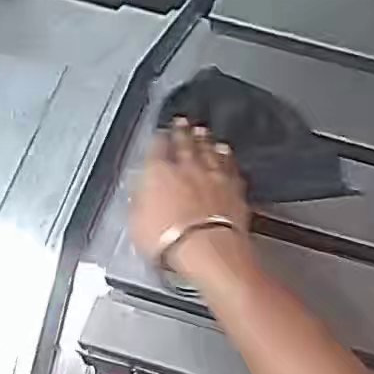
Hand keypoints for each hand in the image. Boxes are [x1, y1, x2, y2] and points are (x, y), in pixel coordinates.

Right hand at [129, 119, 252, 274]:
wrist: (208, 251)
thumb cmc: (170, 242)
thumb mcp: (138, 225)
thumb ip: (139, 204)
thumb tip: (139, 195)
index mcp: (158, 172)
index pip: (156, 148)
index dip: (157, 140)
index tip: (159, 135)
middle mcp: (187, 168)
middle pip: (184, 143)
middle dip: (182, 131)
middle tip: (182, 122)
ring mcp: (213, 177)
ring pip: (209, 151)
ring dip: (206, 141)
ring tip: (204, 133)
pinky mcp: (234, 191)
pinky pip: (231, 168)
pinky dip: (228, 159)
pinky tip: (228, 156)